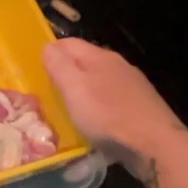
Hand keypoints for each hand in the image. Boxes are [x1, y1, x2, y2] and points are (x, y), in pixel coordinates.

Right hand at [43, 38, 187, 176]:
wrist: (153, 144)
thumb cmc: (107, 116)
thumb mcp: (74, 89)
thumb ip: (59, 66)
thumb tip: (47, 46)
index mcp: (101, 57)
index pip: (69, 43)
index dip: (50, 53)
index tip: (34, 73)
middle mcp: (119, 66)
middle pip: (84, 63)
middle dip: (65, 75)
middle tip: (48, 95)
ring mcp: (132, 87)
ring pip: (99, 83)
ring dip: (82, 93)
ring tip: (68, 112)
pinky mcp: (139, 108)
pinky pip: (111, 102)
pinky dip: (98, 109)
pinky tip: (94, 125)